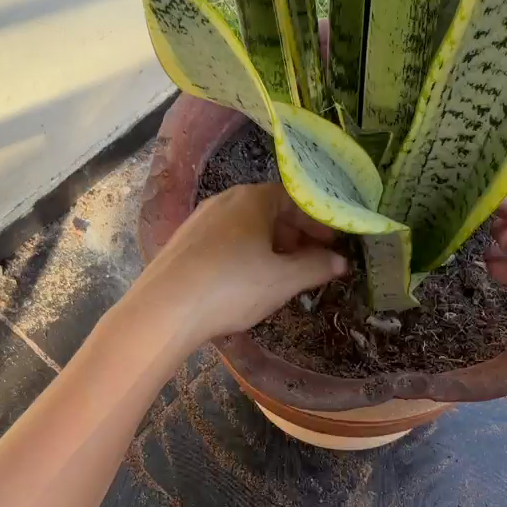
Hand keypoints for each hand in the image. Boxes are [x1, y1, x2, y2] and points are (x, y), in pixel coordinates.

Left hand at [128, 182, 347, 346]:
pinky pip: (223, 241)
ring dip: (268, 247)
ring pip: (244, 227)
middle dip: (293, 235)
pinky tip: (243, 283)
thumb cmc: (232, 286)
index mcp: (252, 198)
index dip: (316, 221)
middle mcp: (224, 200)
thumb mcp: (283, 280)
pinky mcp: (182, 243)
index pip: (293, 198)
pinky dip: (242, 255)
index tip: (331, 245)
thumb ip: (316, 267)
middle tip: (309, 262)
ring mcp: (199, 220)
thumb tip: (341, 261)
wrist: (165, 308)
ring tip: (279, 276)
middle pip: (268, 211)